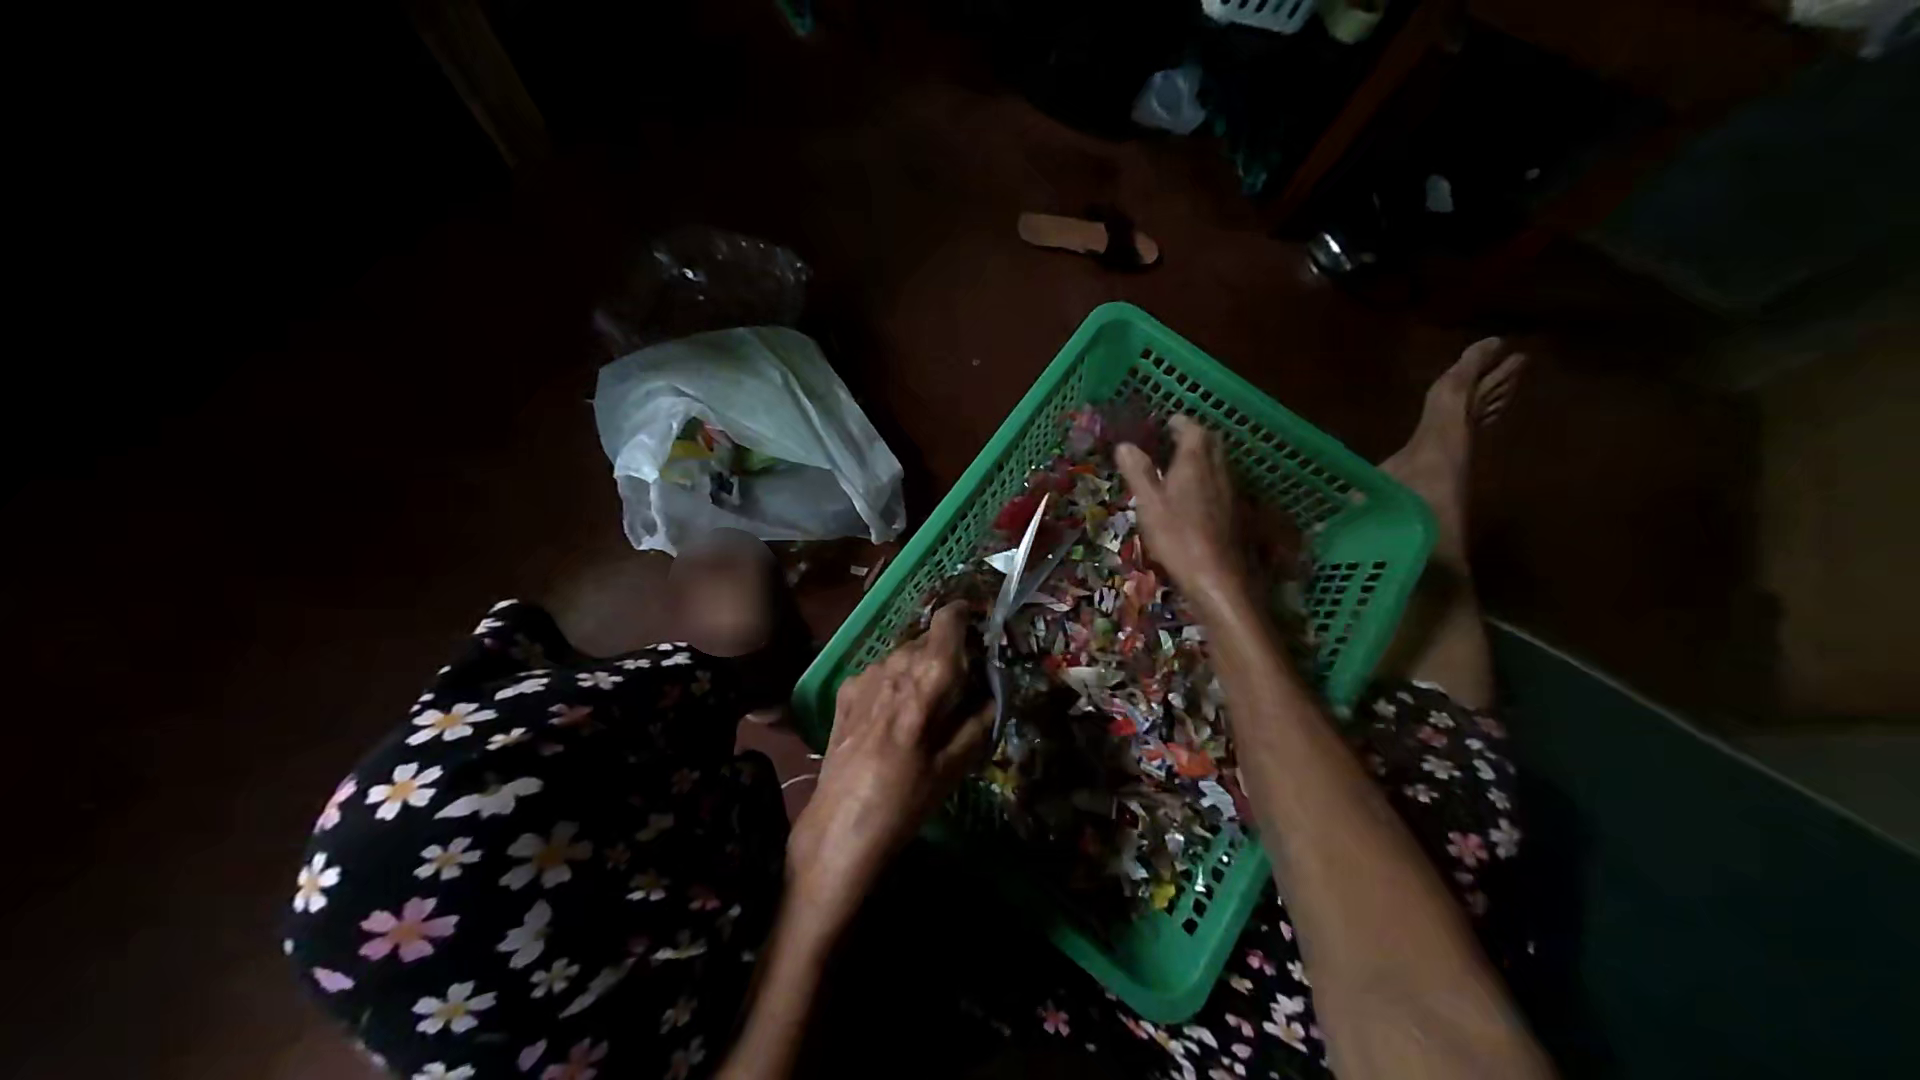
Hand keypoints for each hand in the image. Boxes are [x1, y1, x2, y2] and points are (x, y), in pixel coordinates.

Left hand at [786, 602, 990, 926]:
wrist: (839, 827)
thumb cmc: (905, 800)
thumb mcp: (953, 767)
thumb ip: (977, 722)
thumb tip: (996, 692)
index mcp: (926, 680)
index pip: (947, 621)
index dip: (965, 615)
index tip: (979, 627)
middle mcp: (893, 666)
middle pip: (927, 638)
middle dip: (948, 652)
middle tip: (961, 685)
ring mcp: (864, 677)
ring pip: (902, 654)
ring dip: (919, 667)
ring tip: (926, 707)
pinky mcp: (844, 692)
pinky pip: (880, 672)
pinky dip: (895, 681)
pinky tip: (895, 716)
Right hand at [1116, 414, 1247, 606]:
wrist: (1217, 576)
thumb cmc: (1177, 536)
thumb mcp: (1148, 503)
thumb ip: (1138, 472)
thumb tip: (1125, 445)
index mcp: (1195, 461)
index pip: (1192, 429)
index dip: (1179, 423)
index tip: (1166, 423)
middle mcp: (1218, 469)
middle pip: (1211, 441)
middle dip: (1194, 436)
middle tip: (1173, 440)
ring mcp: (1230, 490)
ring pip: (1218, 462)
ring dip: (1202, 456)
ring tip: (1180, 465)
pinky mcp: (1235, 511)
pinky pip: (1221, 482)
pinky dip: (1208, 477)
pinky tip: (1195, 495)